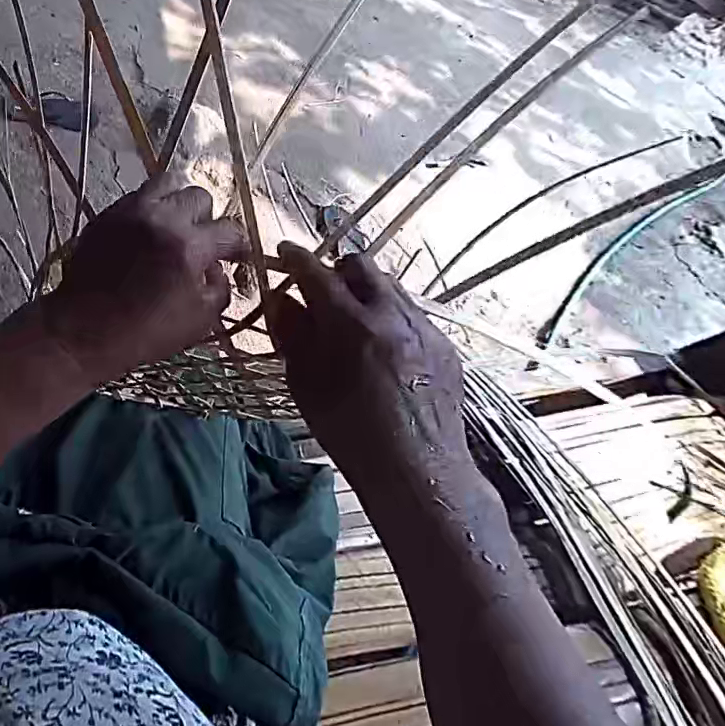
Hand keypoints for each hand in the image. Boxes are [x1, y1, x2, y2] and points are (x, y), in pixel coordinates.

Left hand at [40, 173, 248, 381]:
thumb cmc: (143, 333)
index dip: (238, 244)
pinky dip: (149, 210)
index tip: (236, 256)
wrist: (81, 331)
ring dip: (177, 203)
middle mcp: (161, 218)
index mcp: (188, 246)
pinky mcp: (107, 214)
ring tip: (174, 226)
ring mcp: (130, 211)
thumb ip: (219, 289)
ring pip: (167, 184)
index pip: (229, 230)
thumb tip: (217, 268)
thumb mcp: (198, 322)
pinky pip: (138, 197)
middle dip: (206, 220)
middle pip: (199, 197)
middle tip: (200, 242)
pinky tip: (146, 234)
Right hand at [268, 242, 467, 477]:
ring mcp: (423, 327)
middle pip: (359, 265)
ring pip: (389, 286)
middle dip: (336, 270)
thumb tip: (281, 299)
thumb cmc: (350, 433)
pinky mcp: (443, 344)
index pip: (315, 272)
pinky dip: (390, 317)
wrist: (418, 473)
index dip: (295, 258)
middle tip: (322, 292)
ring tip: (354, 322)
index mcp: (350, 324)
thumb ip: (292, 334)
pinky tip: (384, 349)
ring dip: (365, 292)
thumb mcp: (306, 384)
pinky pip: (411, 313)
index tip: (284, 252)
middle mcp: (390, 314)